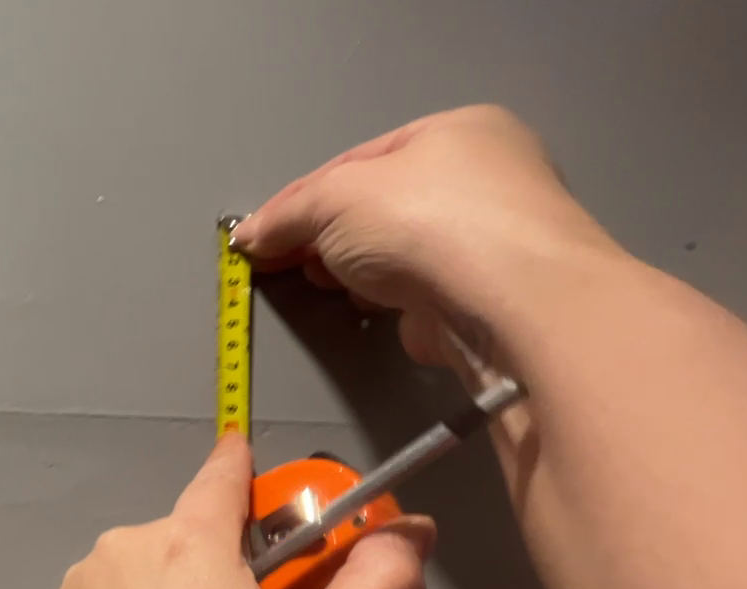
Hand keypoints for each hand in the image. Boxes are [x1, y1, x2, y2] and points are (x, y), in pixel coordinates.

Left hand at [28, 437, 435, 588]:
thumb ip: (378, 584)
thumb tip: (408, 530)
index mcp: (187, 539)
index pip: (224, 472)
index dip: (255, 472)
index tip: (271, 487)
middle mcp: (125, 543)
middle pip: (194, 531)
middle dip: (228, 563)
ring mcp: (84, 578)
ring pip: (154, 564)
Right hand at [230, 105, 627, 370]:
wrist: (499, 299)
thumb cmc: (421, 225)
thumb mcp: (333, 200)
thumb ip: (284, 214)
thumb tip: (247, 236)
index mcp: (453, 130)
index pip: (350, 163)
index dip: (294, 201)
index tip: (254, 237)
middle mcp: (476, 173)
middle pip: (365, 205)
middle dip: (317, 236)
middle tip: (279, 260)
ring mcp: (479, 230)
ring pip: (381, 246)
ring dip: (344, 265)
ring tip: (326, 279)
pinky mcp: (472, 283)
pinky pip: (403, 280)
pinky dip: (374, 290)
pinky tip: (363, 300)